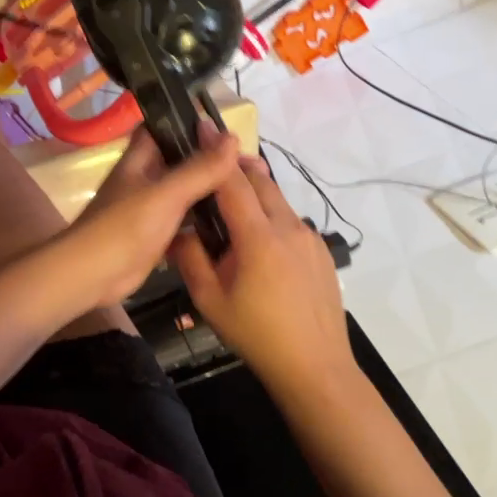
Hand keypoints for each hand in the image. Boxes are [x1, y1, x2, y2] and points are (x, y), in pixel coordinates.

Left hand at [55, 126, 239, 309]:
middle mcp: (144, 178)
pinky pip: (185, 220)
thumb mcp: (165, 193)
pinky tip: (235, 222)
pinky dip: (205, 219)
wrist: (93, 274)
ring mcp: (150, 207)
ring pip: (186, 192)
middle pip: (180, 161)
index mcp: (138, 159)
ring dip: (211, 191)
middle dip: (211, 160)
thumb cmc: (124, 226)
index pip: (162, 127)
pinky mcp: (157, 234)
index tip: (226, 127)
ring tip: (254, 190)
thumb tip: (232, 137)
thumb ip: (198, 168)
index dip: (189, 123)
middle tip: (253, 164)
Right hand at [171, 153, 356, 395]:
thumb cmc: (256, 334)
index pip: (232, 181)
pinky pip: (288, 219)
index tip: (199, 126)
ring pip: (276, 198)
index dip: (214, 152)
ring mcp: (309, 239)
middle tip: (206, 155)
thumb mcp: (208, 299)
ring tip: (226, 191)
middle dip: (233, 163)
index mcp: (258, 238)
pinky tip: (252, 233)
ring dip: (252, 187)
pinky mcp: (320, 252)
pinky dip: (268, 211)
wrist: (316, 369)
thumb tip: (177, 227)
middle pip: (259, 180)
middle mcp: (288, 228)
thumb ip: (189, 256)